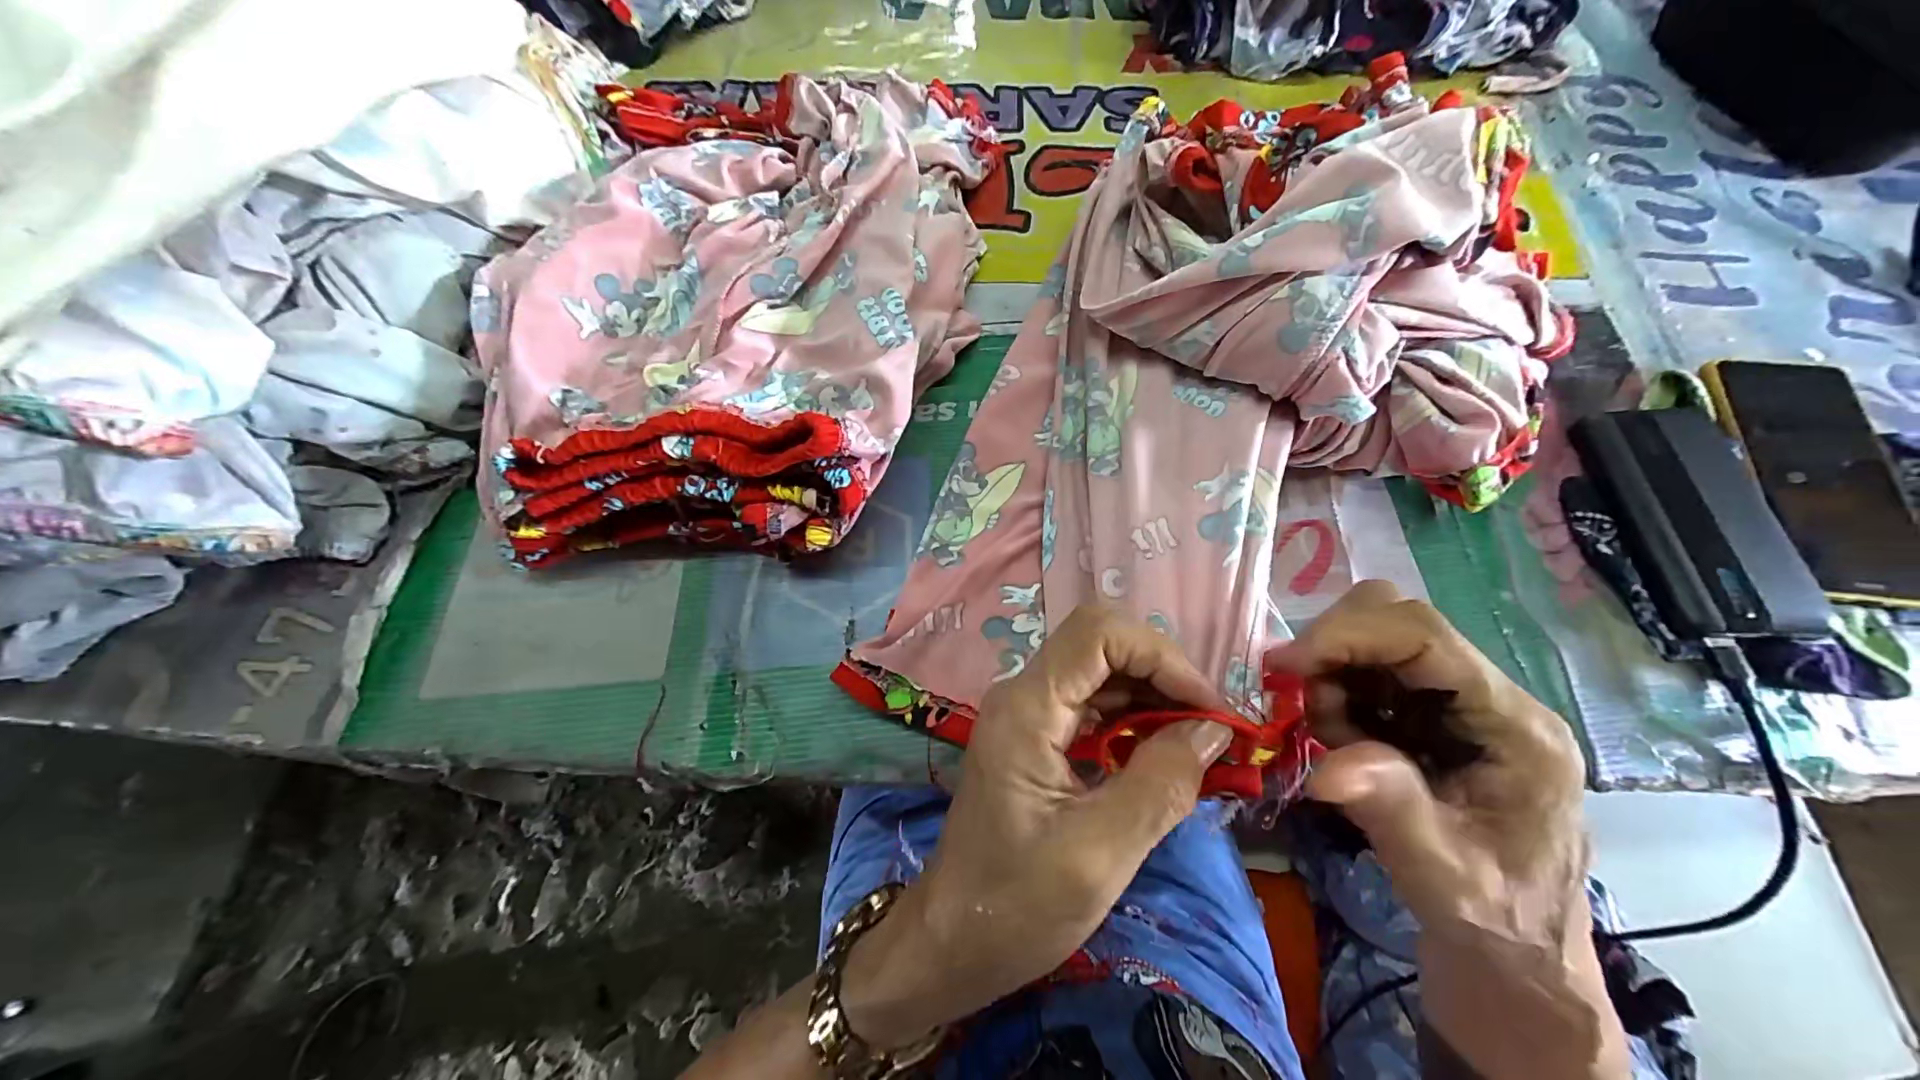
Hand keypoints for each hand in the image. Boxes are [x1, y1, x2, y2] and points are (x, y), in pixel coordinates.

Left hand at [840, 605, 1234, 1048]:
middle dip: (1163, 674)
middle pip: (1101, 646)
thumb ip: (1160, 784)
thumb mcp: (1100, 853)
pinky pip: (1091, 707)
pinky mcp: (1034, 739)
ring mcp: (1026, 716)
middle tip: (1212, 727)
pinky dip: (1133, 720)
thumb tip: (1213, 731)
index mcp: (1027, 709)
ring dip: (1153, 697)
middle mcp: (1022, 697)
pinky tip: (1164, 755)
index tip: (1209, 709)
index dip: (1162, 656)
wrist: (952, 940)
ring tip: (1200, 742)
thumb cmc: (1017, 904)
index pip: (1098, 633)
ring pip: (1100, 674)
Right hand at [1267, 581, 1626, 1078]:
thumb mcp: (1443, 875)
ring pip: (1375, 638)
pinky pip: (1366, 670)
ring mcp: (1458, 701)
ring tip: (1330, 737)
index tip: (1284, 666)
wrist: (1511, 949)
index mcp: (1513, 725)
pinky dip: (1333, 691)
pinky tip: (1340, 740)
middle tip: (1302, 702)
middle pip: (1398, 619)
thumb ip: (1393, 811)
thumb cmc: (1490, 915)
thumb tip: (1329, 766)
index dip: (1347, 636)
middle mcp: (1489, 696)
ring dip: (1331, 674)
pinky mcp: (1429, 711)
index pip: (1425, 636)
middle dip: (1335, 648)